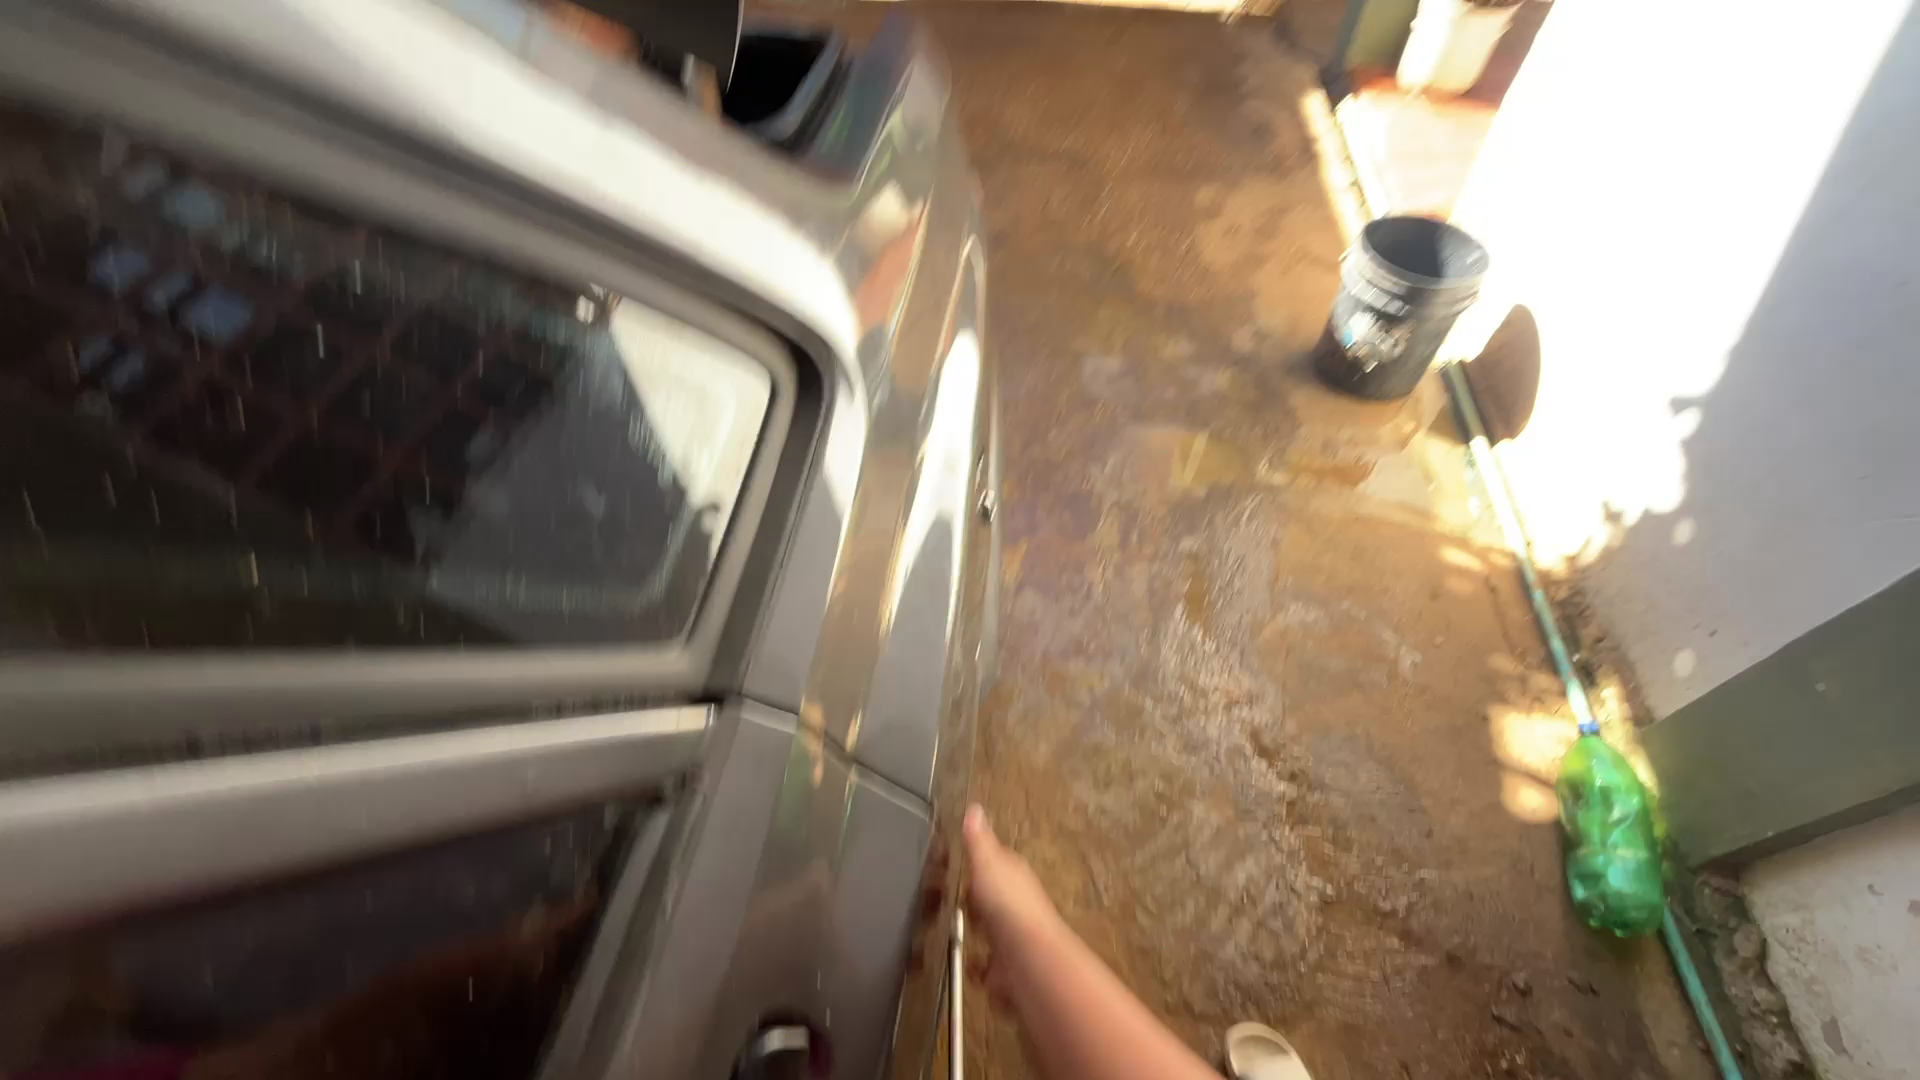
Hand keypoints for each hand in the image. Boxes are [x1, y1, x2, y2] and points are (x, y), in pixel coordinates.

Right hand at [962, 804, 1063, 1008]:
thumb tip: (974, 807)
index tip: (954, 865)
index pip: (995, 863)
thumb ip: (978, 839)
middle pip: (991, 898)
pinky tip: (969, 967)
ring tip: (955, 936)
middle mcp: (1016, 903)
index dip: (977, 864)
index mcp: (1013, 874)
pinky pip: (987, 966)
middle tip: (947, 903)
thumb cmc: (1005, 903)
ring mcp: (1013, 936)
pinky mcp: (1008, 967)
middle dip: (974, 902)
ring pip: (990, 931)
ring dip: (976, 935)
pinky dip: (979, 969)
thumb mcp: (986, 862)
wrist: (1026, 956)